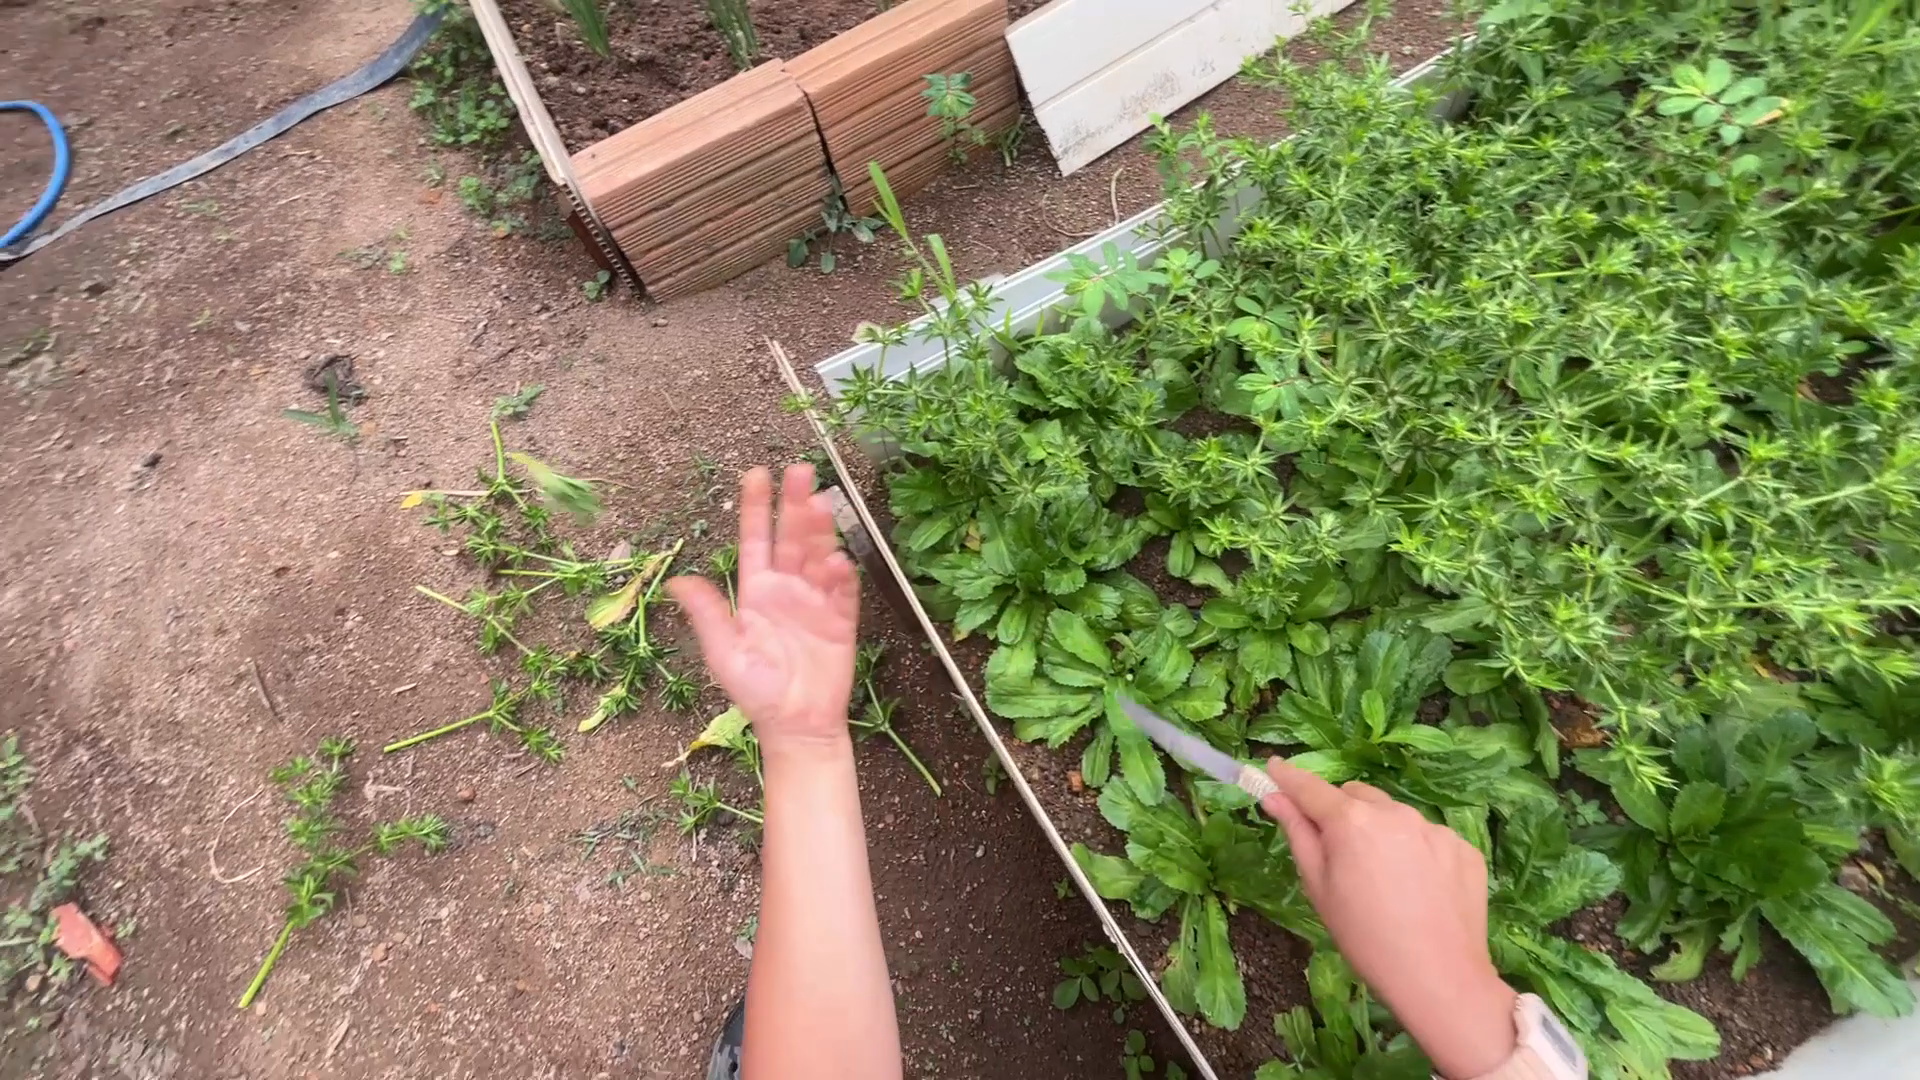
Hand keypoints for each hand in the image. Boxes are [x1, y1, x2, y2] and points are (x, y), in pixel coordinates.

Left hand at [668, 464, 859, 746]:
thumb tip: (677, 578)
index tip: (758, 474)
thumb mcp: (724, 651)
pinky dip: (841, 574)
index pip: (756, 540)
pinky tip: (837, 558)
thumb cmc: (757, 690)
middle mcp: (788, 588)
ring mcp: (817, 600)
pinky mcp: (842, 618)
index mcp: (758, 591)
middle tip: (800, 471)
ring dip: (820, 529)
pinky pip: (843, 590)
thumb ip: (707, 613)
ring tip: (819, 502)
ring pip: (819, 554)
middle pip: (792, 537)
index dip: (757, 508)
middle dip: (794, 505)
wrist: (796, 724)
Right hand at [1261, 761, 1517, 1079]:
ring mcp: (1432, 828)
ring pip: (1391, 812)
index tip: (1273, 767)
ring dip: (1379, 828)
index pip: (1309, 786)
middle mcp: (1392, 812)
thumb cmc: (1364, 936)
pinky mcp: (1463, 847)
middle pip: (1353, 794)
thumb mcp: (1317, 885)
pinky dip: (1414, 847)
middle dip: (1340, 812)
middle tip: (1340, 851)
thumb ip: (1296, 832)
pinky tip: (1418, 884)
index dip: (1287, 776)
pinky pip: (1425, 834)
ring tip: (1384, 874)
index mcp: (1350, 820)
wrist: (1441, 981)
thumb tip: (1273, 796)